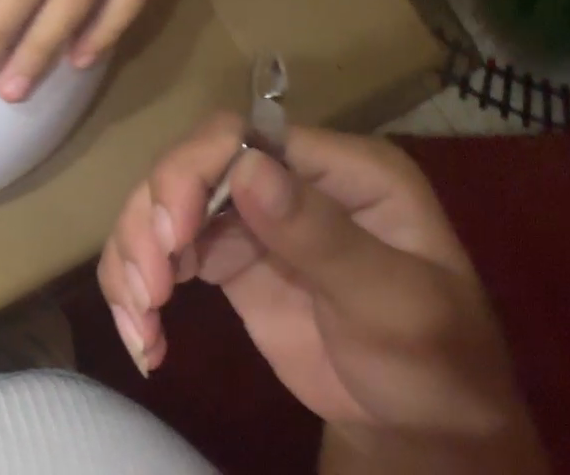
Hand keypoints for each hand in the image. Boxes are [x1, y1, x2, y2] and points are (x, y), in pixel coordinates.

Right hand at [99, 115, 538, 453]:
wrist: (424, 434)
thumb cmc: (438, 367)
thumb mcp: (395, 305)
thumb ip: (323, 237)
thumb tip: (247, 169)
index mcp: (336, 169)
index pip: (235, 136)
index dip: (189, 173)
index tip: (171, 236)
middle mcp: (281, 178)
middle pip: (180, 170)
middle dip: (149, 225)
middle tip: (148, 292)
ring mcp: (244, 215)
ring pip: (154, 208)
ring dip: (131, 258)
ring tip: (141, 324)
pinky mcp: (216, 255)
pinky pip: (153, 251)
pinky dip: (132, 287)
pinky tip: (143, 336)